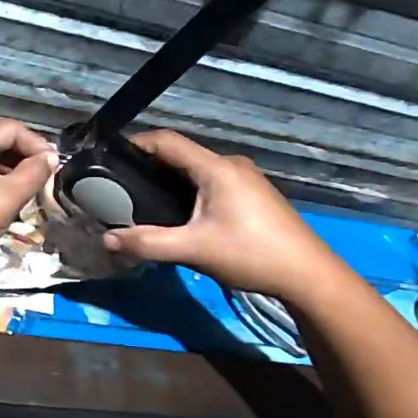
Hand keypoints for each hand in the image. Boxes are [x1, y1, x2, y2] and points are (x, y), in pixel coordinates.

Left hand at [0, 119, 58, 271]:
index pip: (10, 128)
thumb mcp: (9, 196)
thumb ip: (34, 172)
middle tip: (43, 177)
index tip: (54, 165)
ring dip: (8, 168)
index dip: (36, 144)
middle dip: (22, 156)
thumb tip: (51, 157)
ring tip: (28, 188)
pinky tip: (5, 195)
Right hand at [102, 130, 347, 300]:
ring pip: (195, 169)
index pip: (167, 141)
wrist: (310, 277)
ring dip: (168, 179)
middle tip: (119, 184)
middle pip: (180, 154)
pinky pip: (209, 180)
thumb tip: (107, 240)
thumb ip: (147, 243)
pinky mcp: (252, 193)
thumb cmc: (252, 255)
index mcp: (216, 168)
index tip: (109, 156)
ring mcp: (245, 178)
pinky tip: (177, 212)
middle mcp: (231, 165)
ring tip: (141, 198)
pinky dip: (187, 189)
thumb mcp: (193, 250)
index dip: (136, 143)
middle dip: (148, 165)